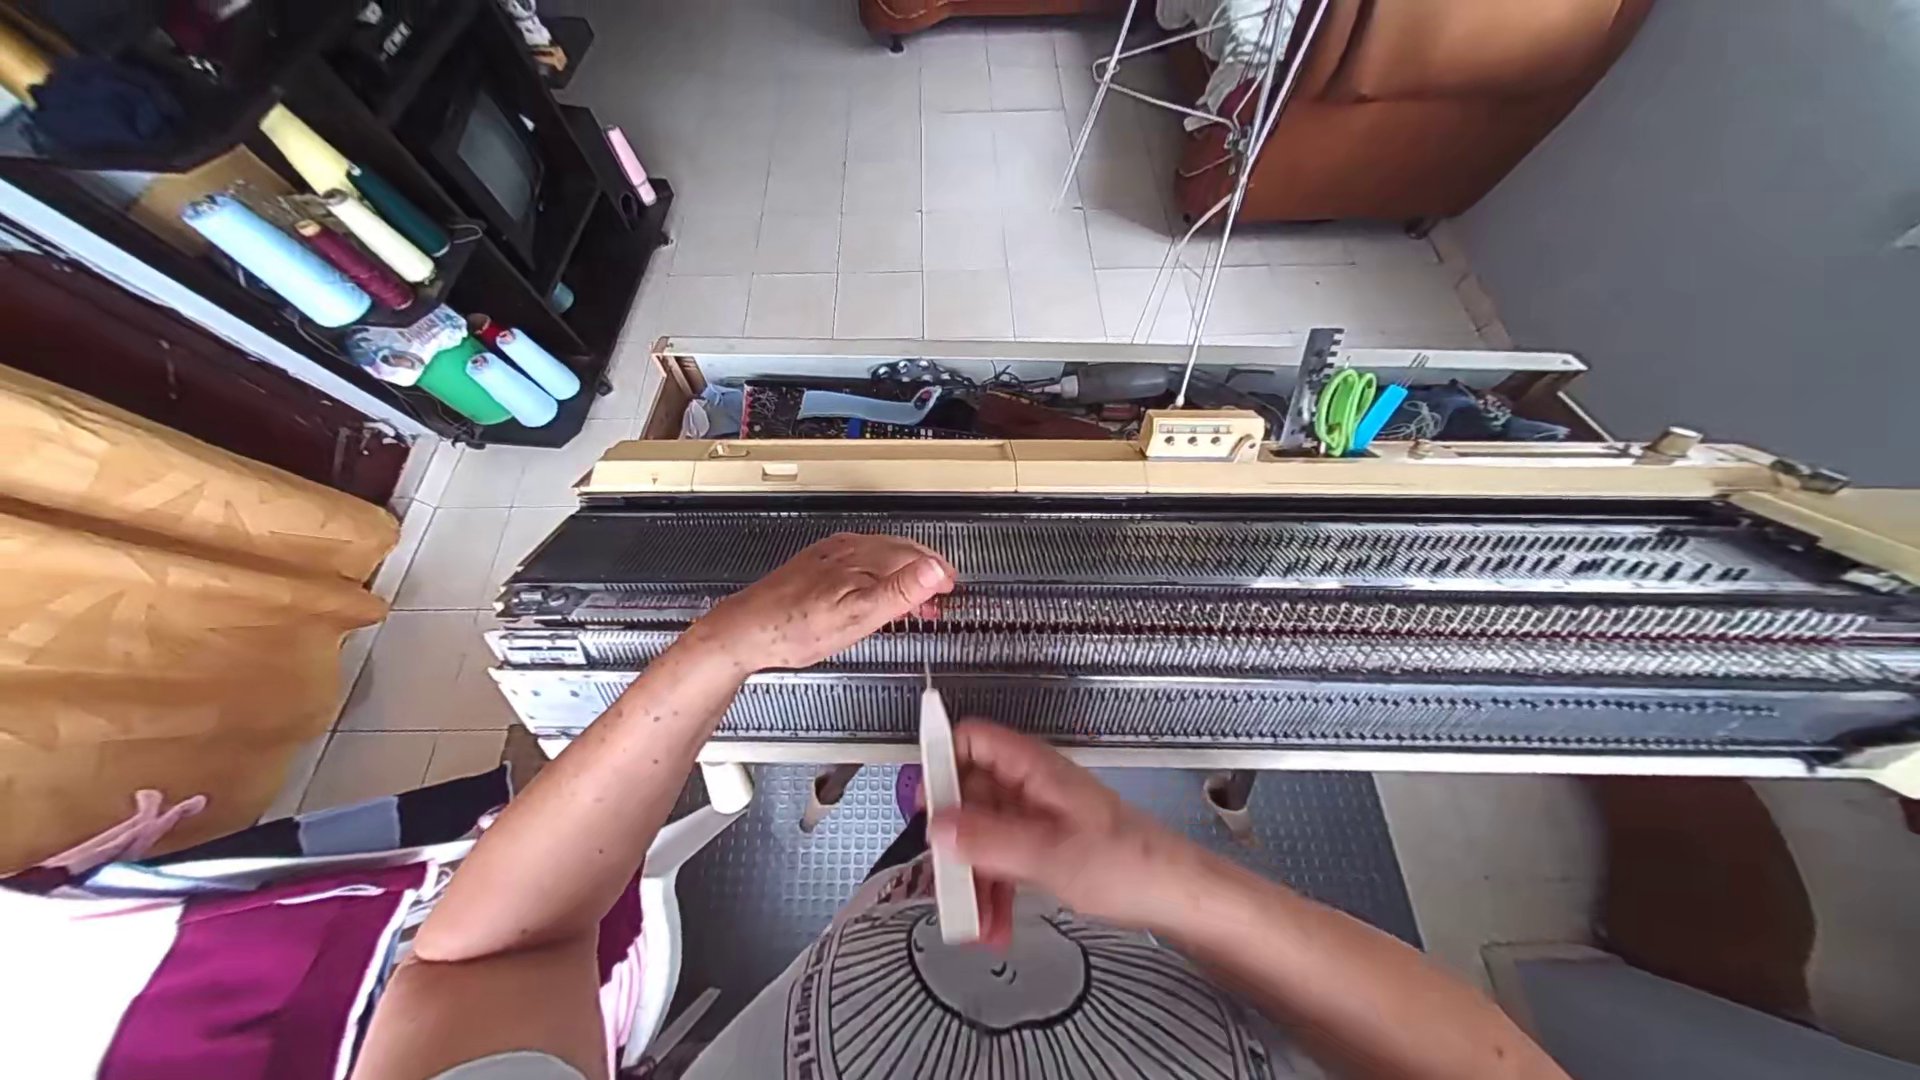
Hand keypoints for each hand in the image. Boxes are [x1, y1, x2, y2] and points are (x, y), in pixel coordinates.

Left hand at [682, 533, 954, 674]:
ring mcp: (830, 557)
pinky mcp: (816, 567)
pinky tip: (873, 592)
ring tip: (912, 600)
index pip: (915, 557)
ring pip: (880, 558)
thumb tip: (935, 570)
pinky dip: (878, 577)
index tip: (951, 588)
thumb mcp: (857, 616)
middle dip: (923, 574)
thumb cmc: (793, 627)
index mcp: (862, 556)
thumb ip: (901, 592)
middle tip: (938, 596)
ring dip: (902, 576)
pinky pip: (859, 563)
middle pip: (900, 553)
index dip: (938, 574)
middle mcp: (847, 549)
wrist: (744, 632)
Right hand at [930, 720, 1224, 941]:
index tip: (924, 807)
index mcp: (1030, 765)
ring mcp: (1033, 814)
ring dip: (972, 877)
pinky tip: (994, 926)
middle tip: (944, 881)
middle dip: (954, 840)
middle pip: (969, 794)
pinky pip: (1001, 857)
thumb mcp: (1048, 853)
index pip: (971, 739)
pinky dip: (993, 889)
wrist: (1174, 896)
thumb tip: (934, 825)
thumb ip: (988, 839)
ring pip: (982, 833)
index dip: (942, 763)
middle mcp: (1027, 783)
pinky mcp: (1041, 843)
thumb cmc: (1123, 862)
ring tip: (974, 923)